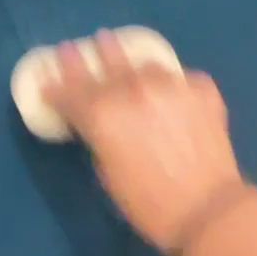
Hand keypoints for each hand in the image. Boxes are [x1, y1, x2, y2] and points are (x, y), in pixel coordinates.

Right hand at [43, 28, 246, 251]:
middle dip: (89, 56)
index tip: (48, 79)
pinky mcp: (202, 87)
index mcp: (102, 113)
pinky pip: (178, 79)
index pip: (69, 90)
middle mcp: (134, 88)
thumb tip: (97, 121)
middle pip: (105, 61)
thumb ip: (97, 135)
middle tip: (79, 46)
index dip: (56, 85)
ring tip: (127, 63)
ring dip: (131, 66)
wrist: (208, 209)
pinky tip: (171, 97)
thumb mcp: (106, 172)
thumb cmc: (147, 203)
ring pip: (144, 64)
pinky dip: (170, 86)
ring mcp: (171, 83)